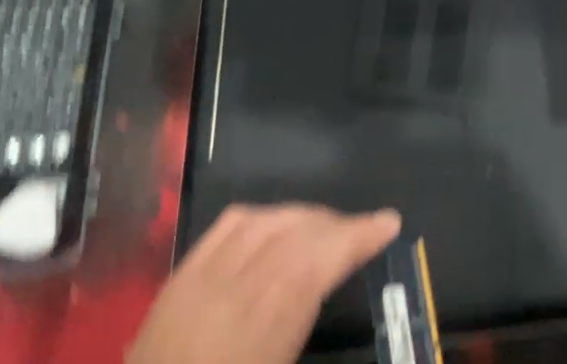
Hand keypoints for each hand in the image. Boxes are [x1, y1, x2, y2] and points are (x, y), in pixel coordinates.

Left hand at [130, 204, 400, 363]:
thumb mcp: (282, 362)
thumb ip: (306, 321)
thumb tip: (331, 289)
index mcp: (267, 319)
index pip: (319, 257)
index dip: (358, 235)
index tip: (389, 222)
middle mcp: (234, 289)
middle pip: (294, 233)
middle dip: (335, 225)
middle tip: (362, 233)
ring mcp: (201, 280)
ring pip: (261, 222)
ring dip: (301, 217)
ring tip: (323, 229)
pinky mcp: (177, 281)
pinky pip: (224, 228)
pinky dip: (259, 217)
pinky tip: (272, 225)